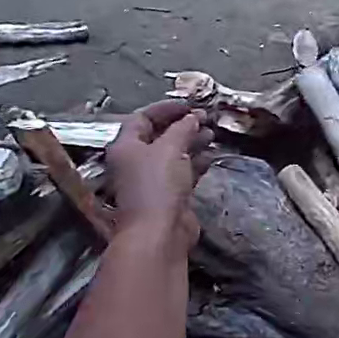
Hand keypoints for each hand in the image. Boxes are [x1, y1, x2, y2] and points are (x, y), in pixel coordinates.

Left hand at [104, 100, 211, 246]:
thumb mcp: (170, 149)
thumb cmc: (158, 185)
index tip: (189, 104)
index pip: (143, 118)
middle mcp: (135, 162)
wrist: (159, 233)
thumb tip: (193, 117)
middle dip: (182, 125)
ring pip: (173, 155)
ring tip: (212, 133)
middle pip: (159, 136)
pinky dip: (196, 162)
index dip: (166, 108)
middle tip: (205, 118)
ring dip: (192, 143)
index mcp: (126, 146)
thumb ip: (183, 128)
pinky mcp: (169, 196)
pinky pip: (183, 173)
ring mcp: (152, 181)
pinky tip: (211, 155)